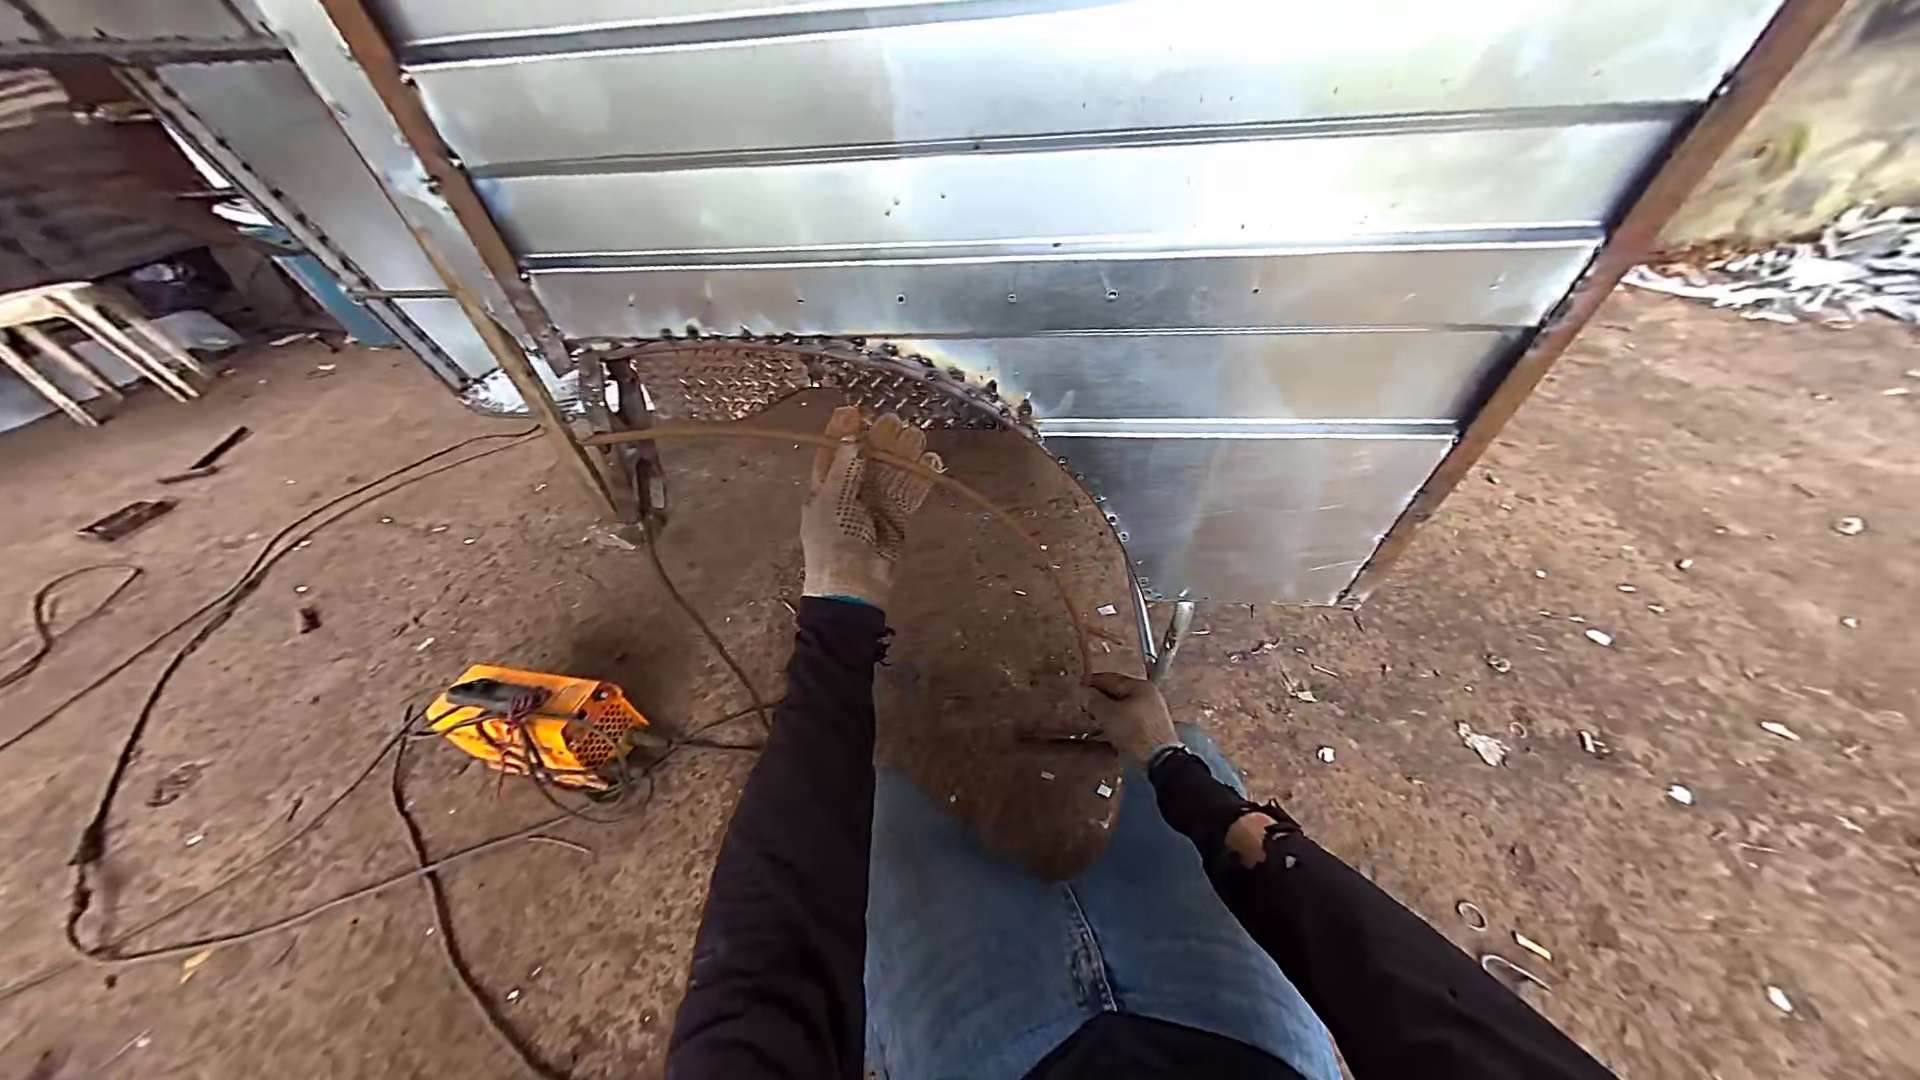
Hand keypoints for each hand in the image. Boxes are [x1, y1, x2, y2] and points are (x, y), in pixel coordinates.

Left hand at [800, 407, 942, 607]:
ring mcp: (875, 505)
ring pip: (892, 472)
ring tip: (916, 434)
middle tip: (894, 419)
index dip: (842, 430)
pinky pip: (910, 492)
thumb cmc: (834, 542)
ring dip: (903, 454)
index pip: (833, 452)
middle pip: (867, 458)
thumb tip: (852, 437)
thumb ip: (845, 468)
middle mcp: (850, 492)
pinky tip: (931, 461)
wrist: (855, 585)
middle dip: (879, 439)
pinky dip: (921, 478)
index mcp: (825, 488)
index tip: (854, 410)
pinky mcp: (897, 517)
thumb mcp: (832, 501)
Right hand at [1083, 672, 1180, 763]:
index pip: (1110, 678)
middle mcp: (1148, 696)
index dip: (1092, 681)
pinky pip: (1129, 718)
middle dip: (1099, 696)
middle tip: (1083, 703)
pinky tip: (1108, 726)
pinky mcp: (1151, 729)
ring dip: (1107, 709)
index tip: (1077, 686)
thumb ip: (1093, 700)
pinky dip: (1117, 719)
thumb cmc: (1133, 731)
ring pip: (1123, 706)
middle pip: (1118, 691)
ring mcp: (1152, 713)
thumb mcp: (1108, 713)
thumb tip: (1082, 692)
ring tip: (1092, 715)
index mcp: (1139, 686)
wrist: (1159, 761)